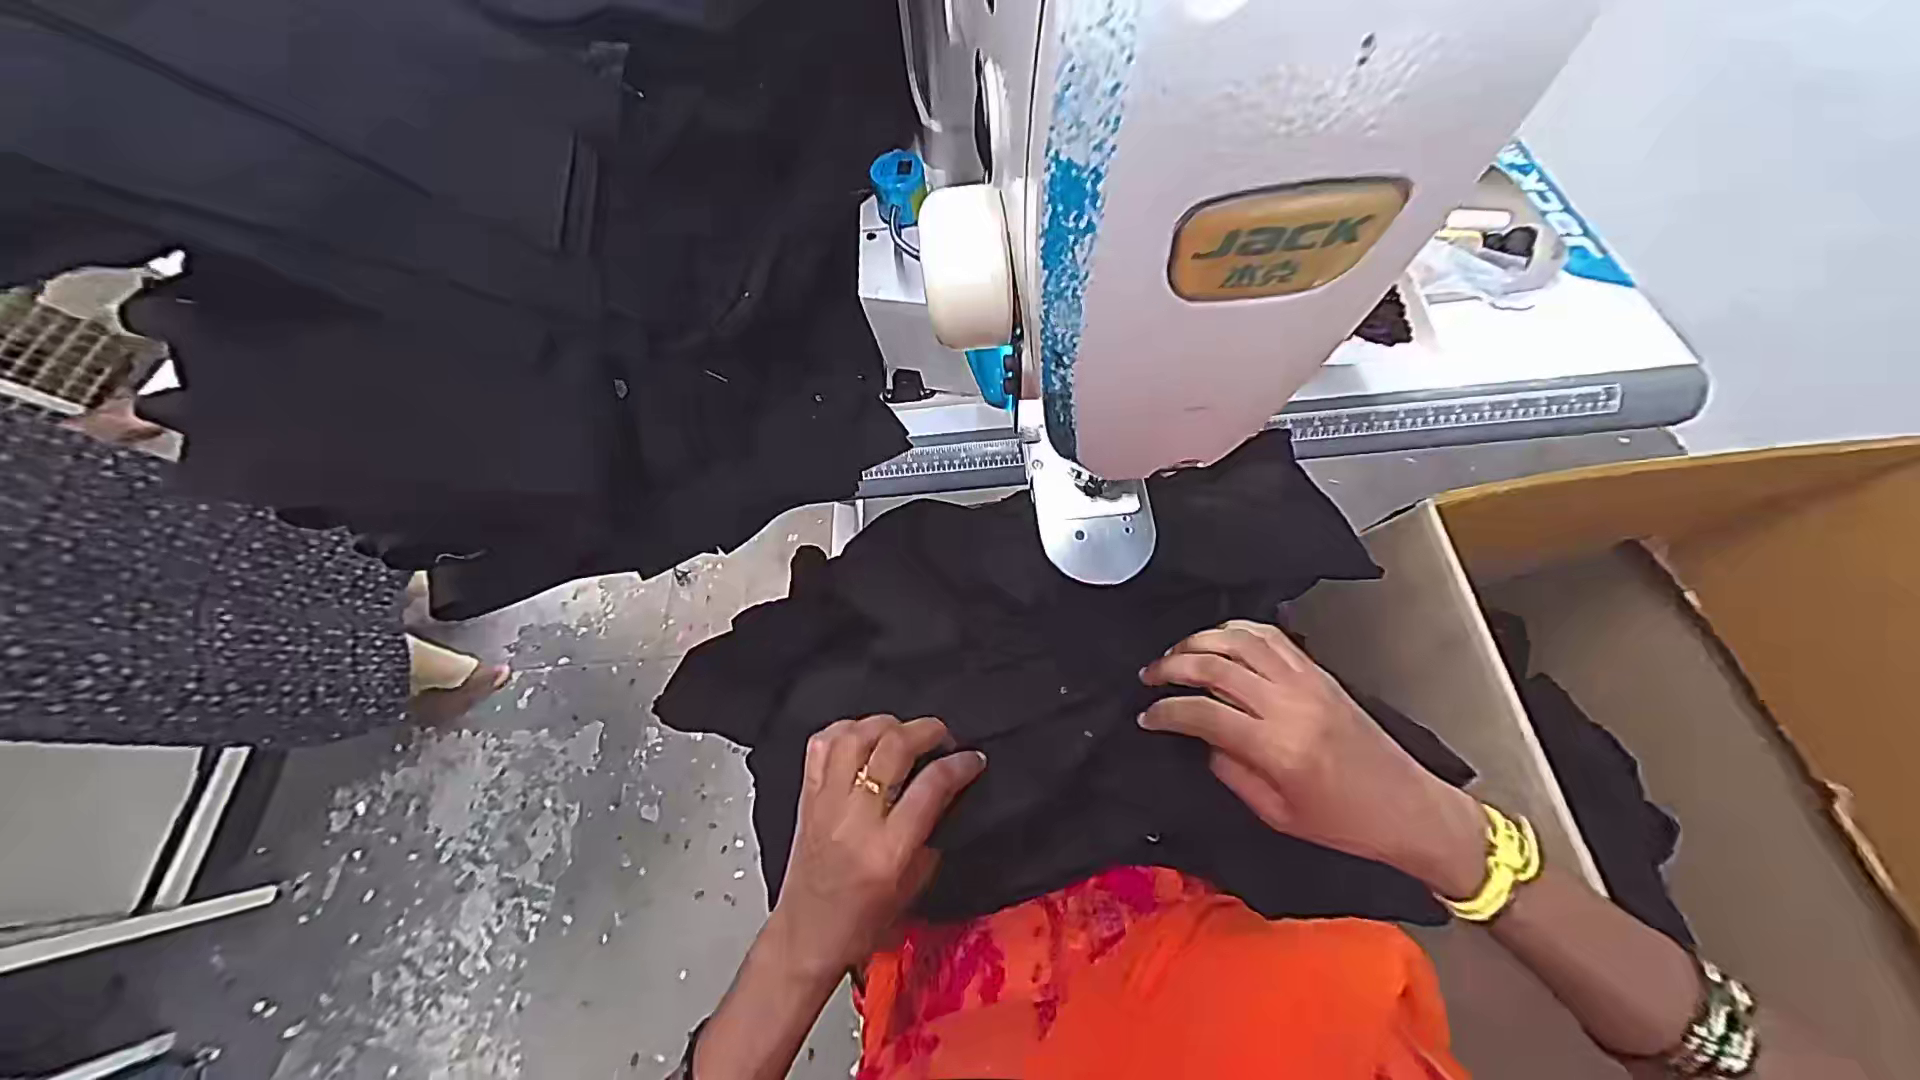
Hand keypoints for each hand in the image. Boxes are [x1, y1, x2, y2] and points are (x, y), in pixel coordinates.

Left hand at [765, 715, 986, 976]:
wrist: (805, 938)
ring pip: (856, 735)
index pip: (931, 786)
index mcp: (887, 851)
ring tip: (904, 732)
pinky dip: (846, 729)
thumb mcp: (913, 885)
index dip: (960, 763)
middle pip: (893, 747)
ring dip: (887, 724)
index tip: (974, 758)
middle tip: (944, 737)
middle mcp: (854, 819)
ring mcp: (826, 803)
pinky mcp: (806, 796)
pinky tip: (864, 736)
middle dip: (928, 731)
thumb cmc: (863, 922)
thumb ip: (932, 831)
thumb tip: (948, 787)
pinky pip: (822, 743)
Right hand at [1140, 620, 1485, 897]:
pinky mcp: (1318, 672)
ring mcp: (1306, 682)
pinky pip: (1269, 636)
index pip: (1202, 713)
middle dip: (1170, 667)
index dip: (1165, 711)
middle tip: (1149, 677)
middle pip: (1213, 666)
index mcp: (1278, 748)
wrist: (1409, 808)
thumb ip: (1229, 769)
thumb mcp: (1274, 813)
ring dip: (1197, 642)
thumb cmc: (1344, 822)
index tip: (1148, 716)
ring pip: (1237, 640)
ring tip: (1175, 655)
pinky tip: (1216, 640)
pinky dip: (1235, 630)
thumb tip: (1199, 737)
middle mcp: (1289, 705)